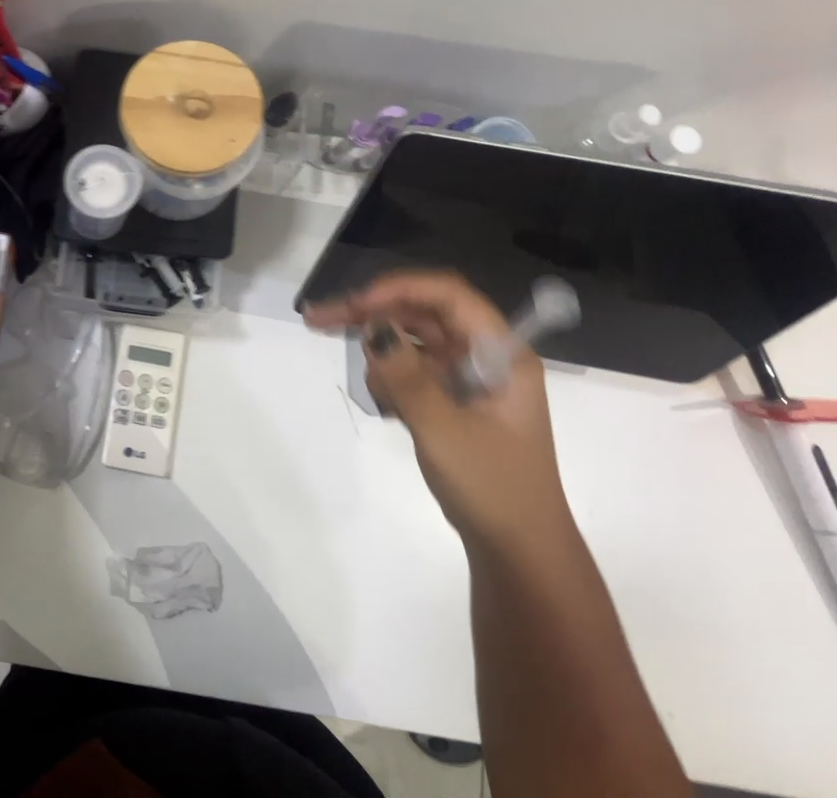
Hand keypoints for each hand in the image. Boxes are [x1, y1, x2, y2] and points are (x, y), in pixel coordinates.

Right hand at [306, 271, 572, 548]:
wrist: (518, 547)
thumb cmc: (491, 485)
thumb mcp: (441, 428)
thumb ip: (405, 375)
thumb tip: (372, 328)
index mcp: (501, 351)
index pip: (447, 296)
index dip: (398, 290)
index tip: (353, 306)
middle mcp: (487, 355)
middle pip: (423, 314)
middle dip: (374, 314)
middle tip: (318, 320)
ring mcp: (470, 379)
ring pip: (414, 342)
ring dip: (385, 356)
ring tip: (381, 400)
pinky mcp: (455, 401)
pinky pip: (414, 372)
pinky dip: (393, 381)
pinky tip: (388, 409)